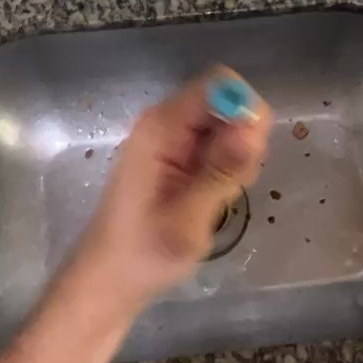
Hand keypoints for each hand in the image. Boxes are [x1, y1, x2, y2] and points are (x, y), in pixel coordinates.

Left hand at [61, 68, 269, 312]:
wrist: (109, 279)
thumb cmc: (143, 254)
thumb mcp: (188, 220)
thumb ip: (221, 172)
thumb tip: (253, 129)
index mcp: (162, 127)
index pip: (220, 84)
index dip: (244, 111)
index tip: (249, 154)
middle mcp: (166, 122)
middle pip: (227, 103)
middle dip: (244, 139)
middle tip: (235, 183)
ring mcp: (172, 138)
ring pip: (227, 125)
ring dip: (238, 156)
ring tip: (220, 197)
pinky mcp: (178, 154)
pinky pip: (217, 144)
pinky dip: (228, 166)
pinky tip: (214, 197)